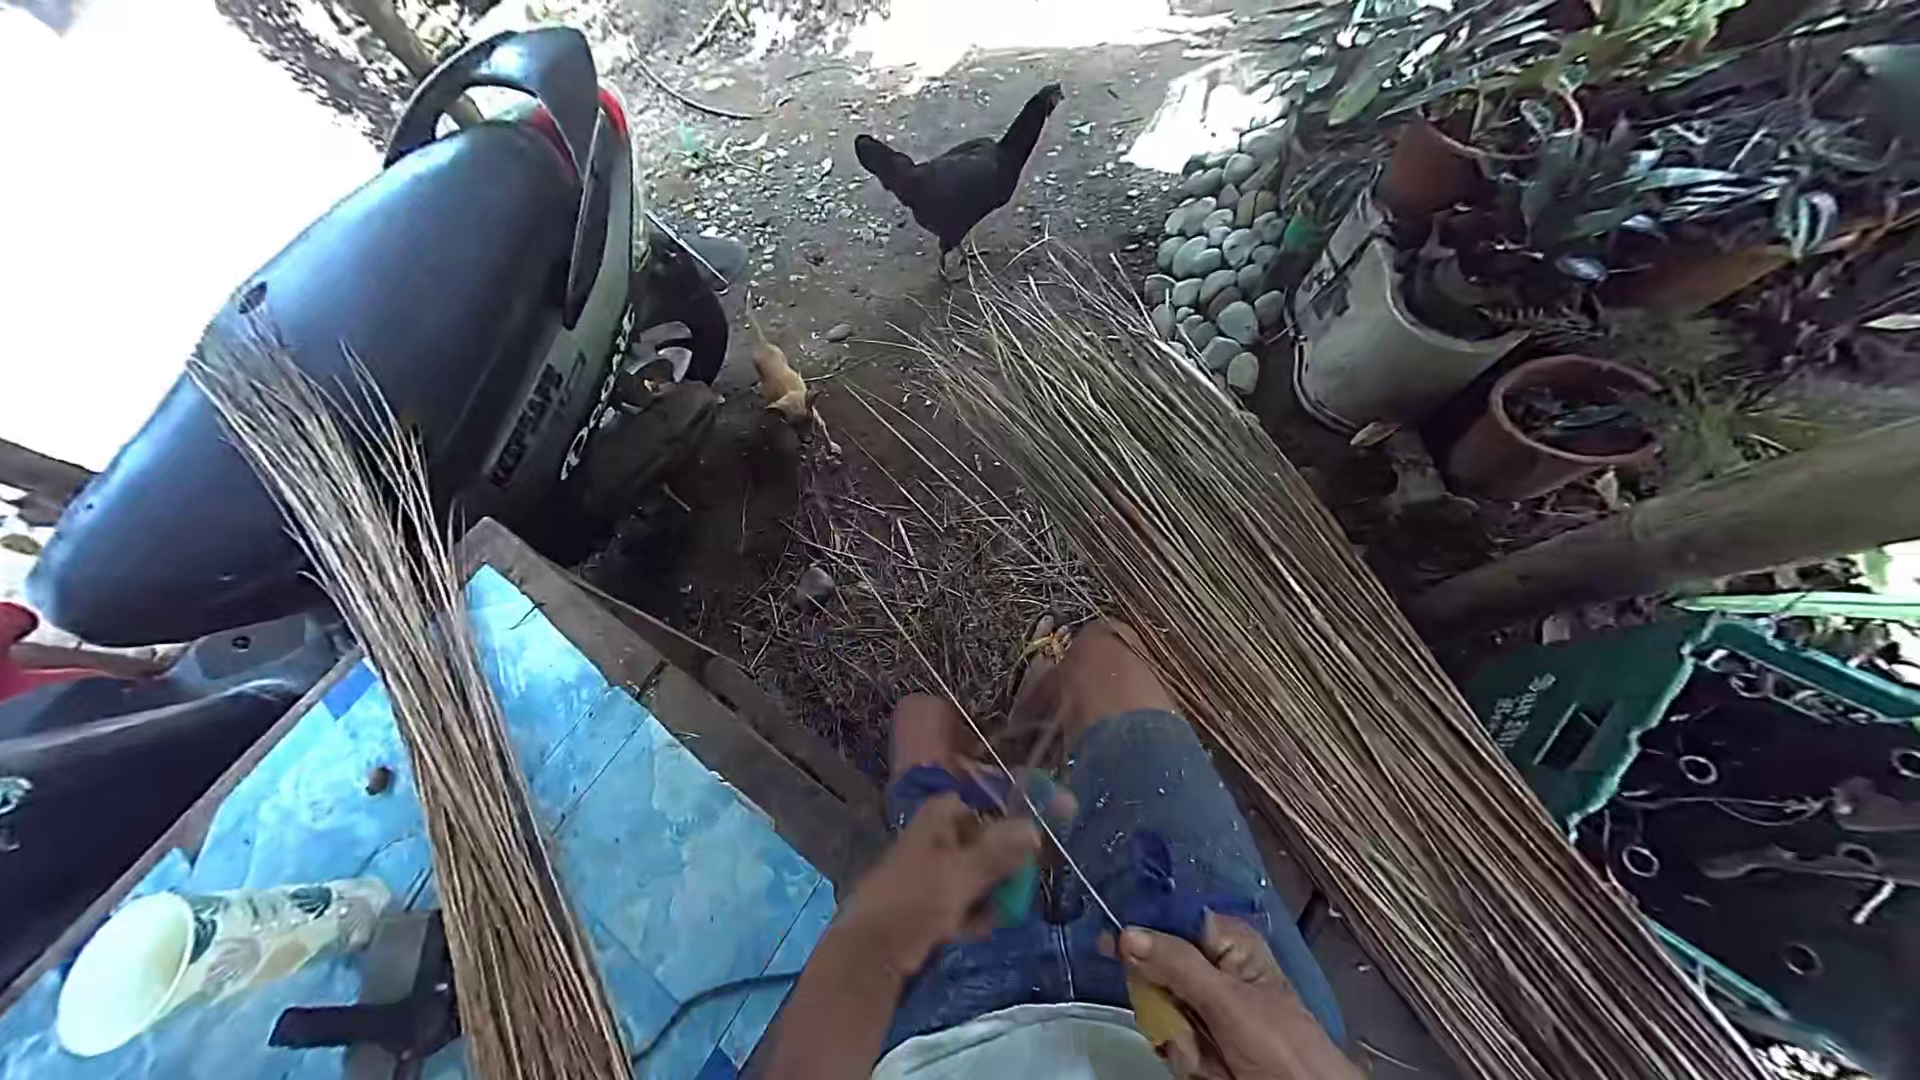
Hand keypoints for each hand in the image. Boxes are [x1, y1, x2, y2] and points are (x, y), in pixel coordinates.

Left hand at [834, 793, 1039, 977]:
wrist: (870, 952)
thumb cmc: (915, 900)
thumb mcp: (962, 875)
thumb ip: (1000, 852)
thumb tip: (1034, 828)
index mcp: (940, 815)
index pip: (984, 805)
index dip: (1006, 823)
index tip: (1027, 847)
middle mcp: (937, 834)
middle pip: (984, 841)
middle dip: (1001, 868)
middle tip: (1016, 890)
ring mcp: (932, 866)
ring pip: (976, 873)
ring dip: (990, 894)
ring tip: (998, 914)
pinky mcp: (929, 898)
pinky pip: (964, 897)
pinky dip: (974, 912)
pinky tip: (979, 929)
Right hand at [1120, 914, 1360, 1079]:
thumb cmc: (1282, 1050)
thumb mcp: (1229, 1003)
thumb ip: (1177, 965)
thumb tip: (1125, 933)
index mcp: (1225, 940)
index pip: (1168, 917)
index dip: (1138, 930)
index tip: (1110, 944)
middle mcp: (1212, 967)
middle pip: (1154, 966)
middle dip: (1164, 1004)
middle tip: (1187, 1030)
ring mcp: (1206, 1007)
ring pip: (1158, 1007)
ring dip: (1177, 1038)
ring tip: (1211, 1061)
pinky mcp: (1203, 1041)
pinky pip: (1168, 1038)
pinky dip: (1183, 1059)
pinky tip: (1211, 1071)